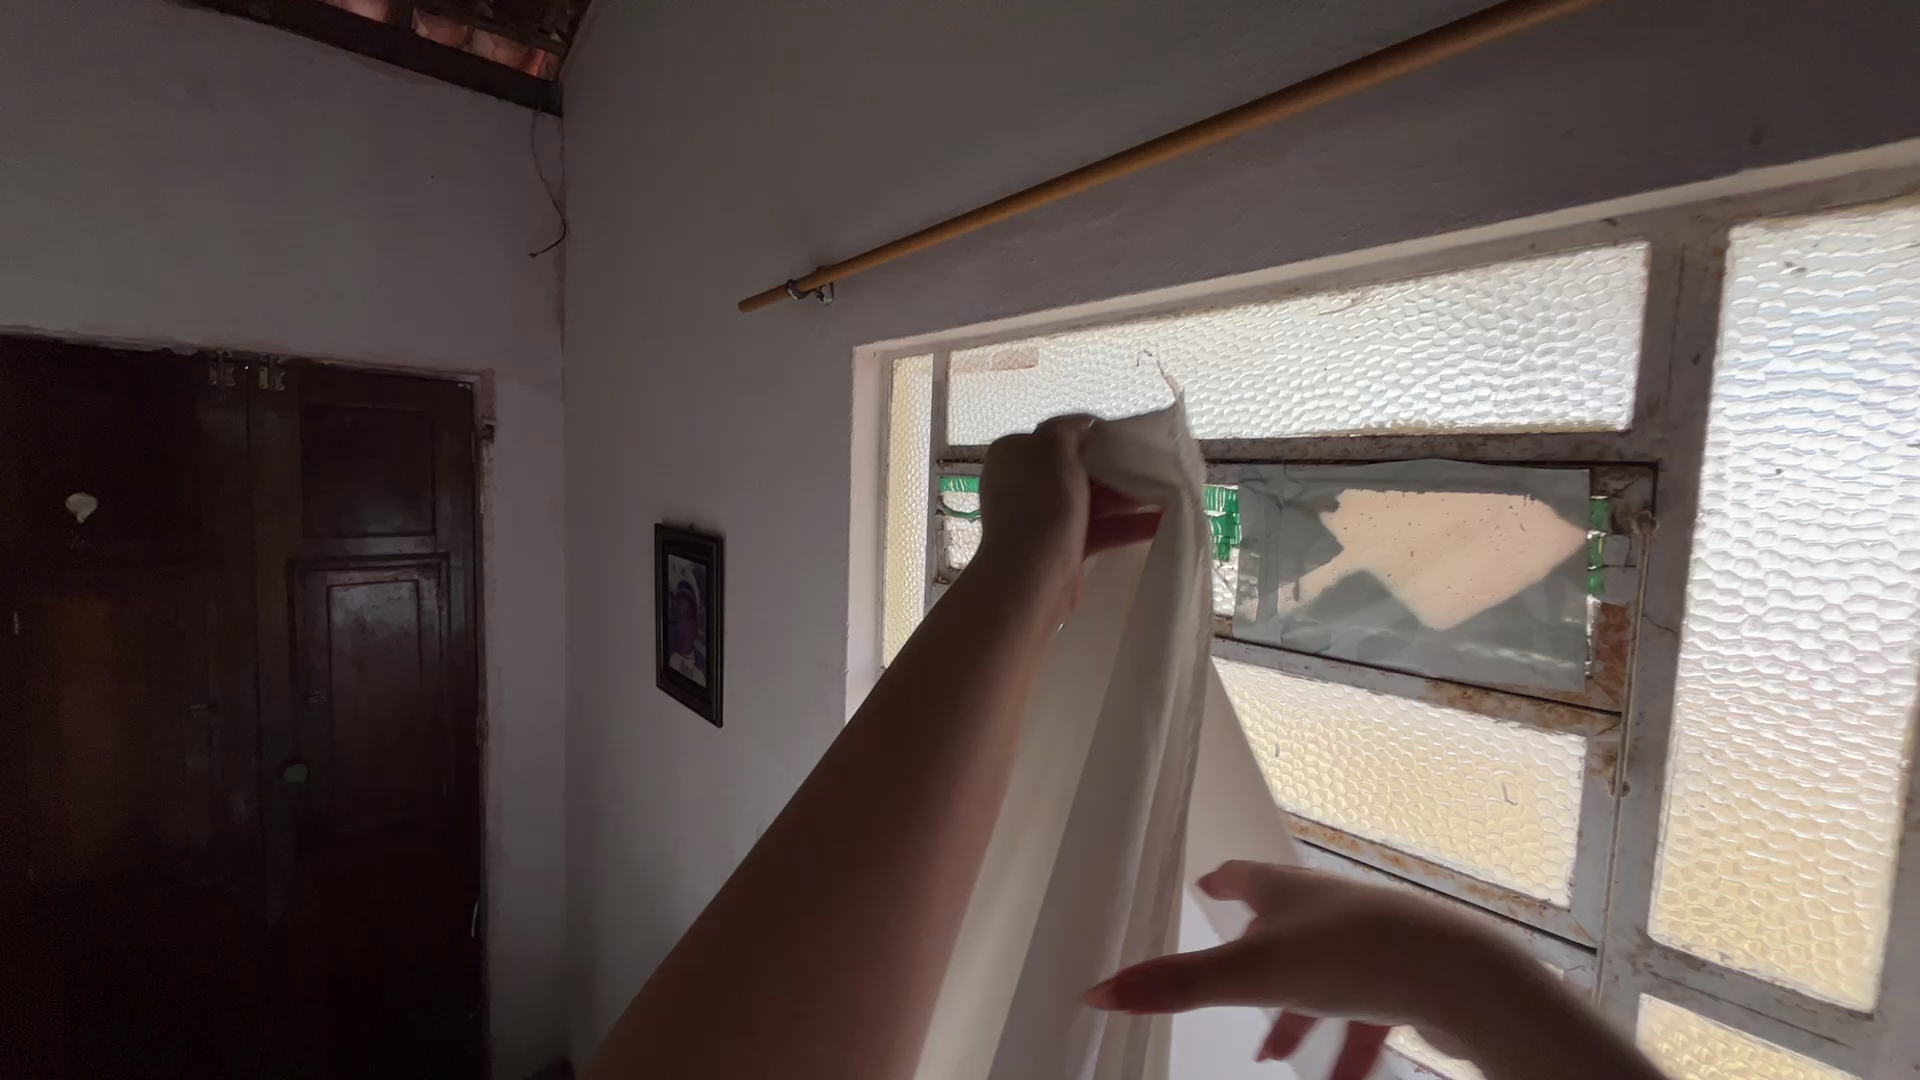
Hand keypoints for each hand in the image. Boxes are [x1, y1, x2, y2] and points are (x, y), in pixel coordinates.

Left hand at [975, 416, 1159, 617]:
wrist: (1030, 577)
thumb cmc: (1041, 504)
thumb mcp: (1053, 448)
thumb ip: (1069, 428)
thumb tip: (1084, 425)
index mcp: (1014, 453)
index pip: (1059, 435)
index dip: (1095, 435)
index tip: (1128, 440)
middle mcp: (1023, 483)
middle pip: (1077, 468)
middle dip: (1116, 469)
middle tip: (1153, 468)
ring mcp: (1040, 517)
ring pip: (1090, 500)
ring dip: (1127, 497)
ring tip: (1166, 495)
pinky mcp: (1059, 547)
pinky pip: (1097, 529)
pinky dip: (1125, 525)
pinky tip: (1159, 522)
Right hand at [1085, 861, 1528, 1079]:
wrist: (1459, 977)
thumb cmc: (1345, 955)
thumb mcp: (1251, 972)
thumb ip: (1178, 984)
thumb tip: (1098, 990)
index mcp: (1283, 890)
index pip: (1241, 875)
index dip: (1219, 881)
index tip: (1204, 883)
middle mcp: (1323, 906)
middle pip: (1278, 924)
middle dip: (1250, 955)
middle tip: (1228, 980)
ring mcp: (1368, 939)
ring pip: (1319, 973)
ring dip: (1293, 1011)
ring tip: (1271, 1053)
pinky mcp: (1404, 980)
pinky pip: (1363, 1014)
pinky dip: (1344, 1045)